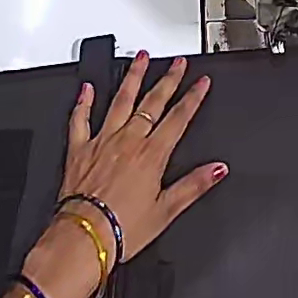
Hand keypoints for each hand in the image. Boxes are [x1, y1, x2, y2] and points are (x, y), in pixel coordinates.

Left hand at [23, 52, 225, 297]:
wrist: (82, 239)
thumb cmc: (121, 229)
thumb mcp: (167, 211)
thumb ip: (194, 185)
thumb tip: (218, 169)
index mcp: (151, 155)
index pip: (178, 117)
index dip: (193, 97)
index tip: (201, 81)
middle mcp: (128, 142)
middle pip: (153, 102)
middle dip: (169, 79)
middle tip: (178, 63)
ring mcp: (102, 141)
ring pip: (121, 100)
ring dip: (133, 77)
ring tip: (141, 58)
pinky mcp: (79, 150)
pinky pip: (80, 119)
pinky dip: (83, 102)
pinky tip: (87, 88)